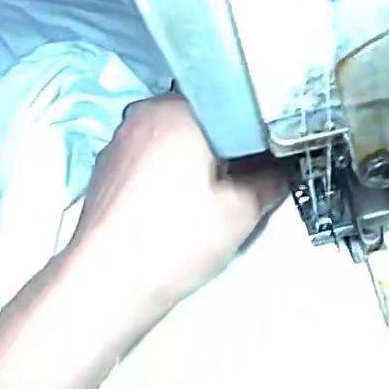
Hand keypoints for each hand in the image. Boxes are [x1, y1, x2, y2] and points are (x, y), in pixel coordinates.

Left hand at [69, 95, 285, 316]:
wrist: (109, 283)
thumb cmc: (178, 239)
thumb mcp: (242, 213)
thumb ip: (270, 183)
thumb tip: (281, 172)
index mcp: (177, 111)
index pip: (233, 105)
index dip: (260, 132)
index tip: (275, 158)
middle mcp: (142, 114)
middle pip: (202, 123)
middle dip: (229, 150)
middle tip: (251, 183)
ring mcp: (119, 142)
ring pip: (176, 143)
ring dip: (200, 164)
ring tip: (217, 200)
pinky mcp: (106, 171)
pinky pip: (153, 162)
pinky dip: (173, 177)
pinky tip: (182, 210)